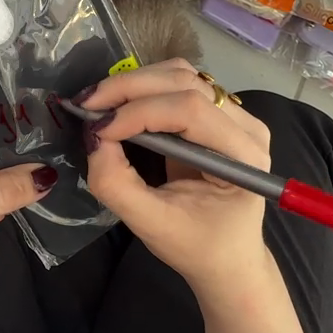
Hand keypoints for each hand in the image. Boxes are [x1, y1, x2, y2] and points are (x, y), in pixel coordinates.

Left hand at [0, 90, 55, 318]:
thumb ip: (1, 191)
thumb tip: (50, 174)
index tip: (35, 71)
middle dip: (24, 117)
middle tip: (71, 108)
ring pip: (5, 155)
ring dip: (31, 153)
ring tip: (74, 136)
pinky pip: (9, 188)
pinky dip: (29, 185)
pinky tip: (64, 171)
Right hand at [79, 59, 271, 295]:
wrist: (226, 258)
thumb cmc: (196, 246)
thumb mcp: (151, 224)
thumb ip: (118, 184)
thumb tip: (93, 139)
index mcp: (244, 158)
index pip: (191, 111)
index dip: (139, 112)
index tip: (97, 129)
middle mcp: (247, 126)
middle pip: (185, 82)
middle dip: (128, 89)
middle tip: (85, 104)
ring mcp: (236, 116)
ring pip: (180, 74)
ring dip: (134, 83)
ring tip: (98, 102)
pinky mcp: (217, 114)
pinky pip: (179, 84)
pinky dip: (143, 88)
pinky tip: (117, 104)